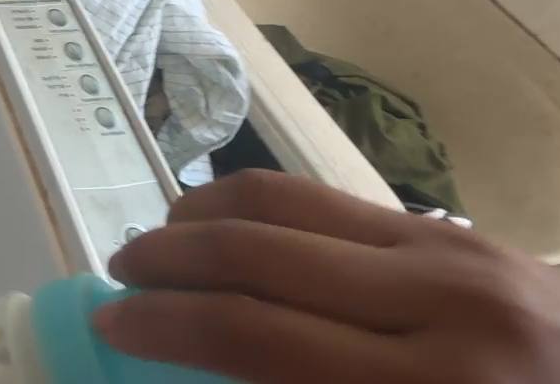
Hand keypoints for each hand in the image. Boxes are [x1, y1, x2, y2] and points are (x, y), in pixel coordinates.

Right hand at [93, 169, 559, 382]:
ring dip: (191, 215)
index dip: (164, 326)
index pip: (253, 335)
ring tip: (158, 241)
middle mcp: (436, 303)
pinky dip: (242, 202)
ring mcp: (442, 248)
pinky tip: (221, 223)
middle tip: (118, 274)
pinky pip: (314, 194)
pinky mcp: (447, 225)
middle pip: (247, 253)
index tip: (113, 324)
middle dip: (160, 260)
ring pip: (270, 199)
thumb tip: (207, 375)